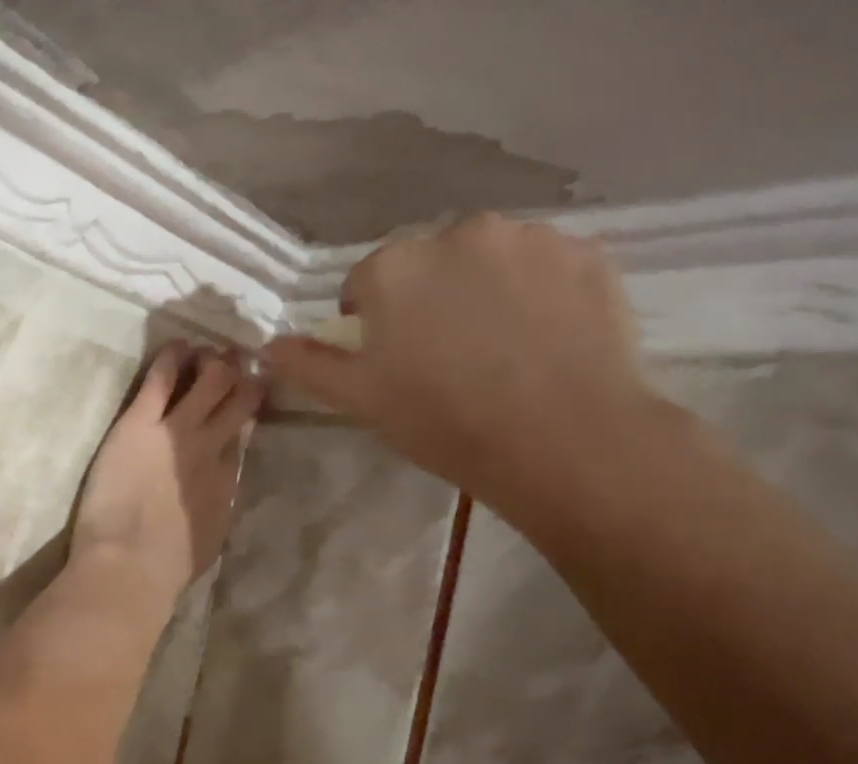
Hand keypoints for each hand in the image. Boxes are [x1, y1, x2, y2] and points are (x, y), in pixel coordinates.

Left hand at [70, 342, 262, 608]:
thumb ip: (216, 505)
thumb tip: (215, 492)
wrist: (131, 565)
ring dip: (212, 362)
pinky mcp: (140, 423)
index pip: (241, 431)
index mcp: (227, 479)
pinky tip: (175, 347)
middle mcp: (211, 447)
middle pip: (236, 398)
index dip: (245, 411)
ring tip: (207, 353)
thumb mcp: (209, 536)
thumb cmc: (167, 568)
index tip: (246, 397)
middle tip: (234, 363)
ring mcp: (177, 431)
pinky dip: (170, 358)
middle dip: (238, 377)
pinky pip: (160, 378)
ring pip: (209, 380)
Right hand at [263, 214, 658, 505]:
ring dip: (484, 288)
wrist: (560, 436)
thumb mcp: (359, 400)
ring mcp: (529, 238)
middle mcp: (458, 233)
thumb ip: (310, 364)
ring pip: (490, 258)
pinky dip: (539, 291)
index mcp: (394, 266)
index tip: (391, 359)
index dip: (373, 321)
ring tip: (500, 346)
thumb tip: (270, 345)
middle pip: (430, 262)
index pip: (367, 282)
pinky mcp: (587, 253)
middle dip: (430, 296)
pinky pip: (546, 265)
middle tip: (446, 354)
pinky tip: (544, 338)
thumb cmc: (442, 419)